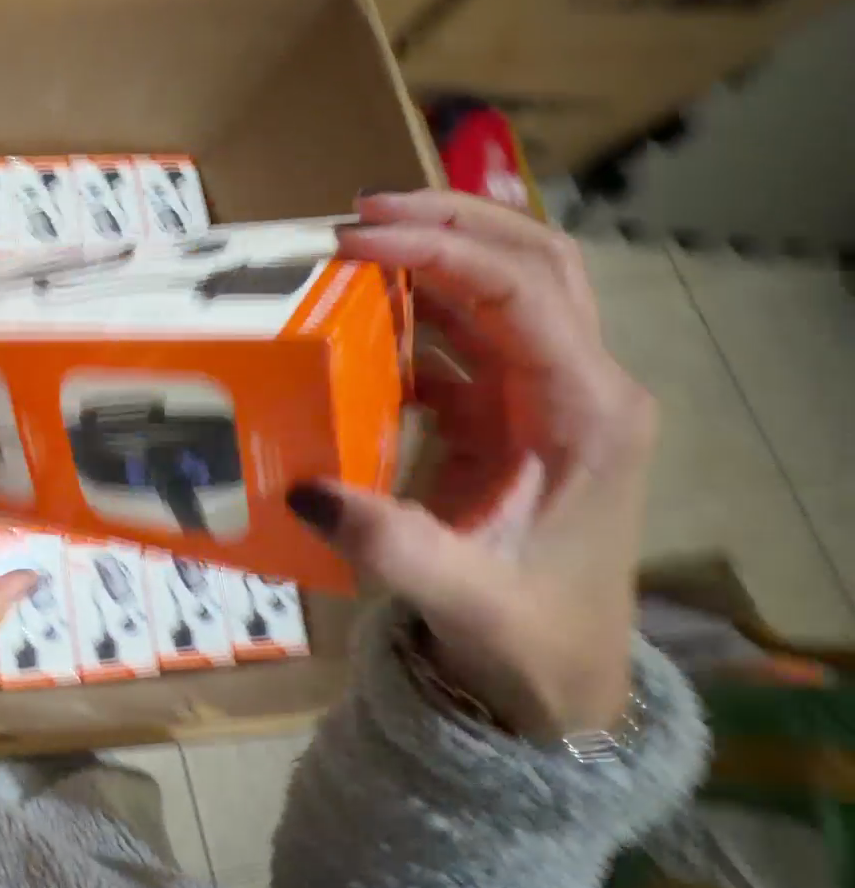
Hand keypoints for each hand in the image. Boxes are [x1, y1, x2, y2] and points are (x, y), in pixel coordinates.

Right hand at [288, 191, 656, 741]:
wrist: (556, 674)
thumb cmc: (527, 632)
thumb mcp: (462, 594)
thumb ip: (389, 542)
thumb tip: (302, 487)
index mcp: (585, 411)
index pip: (521, 291)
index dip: (439, 250)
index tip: (354, 238)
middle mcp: (578, 385)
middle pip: (533, 261)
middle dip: (449, 221)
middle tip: (359, 212)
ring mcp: (545, 396)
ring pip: (507, 287)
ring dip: (436, 254)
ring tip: (357, 241)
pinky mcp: (509, 413)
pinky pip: (467, 338)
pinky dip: (417, 312)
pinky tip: (363, 318)